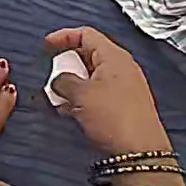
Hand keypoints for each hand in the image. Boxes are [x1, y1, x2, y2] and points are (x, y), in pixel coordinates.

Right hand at [43, 27, 170, 155]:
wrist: (139, 151)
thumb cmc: (114, 117)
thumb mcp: (81, 94)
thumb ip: (63, 81)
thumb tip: (58, 81)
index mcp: (113, 56)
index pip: (86, 34)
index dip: (63, 37)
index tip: (46, 45)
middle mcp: (121, 67)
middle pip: (87, 54)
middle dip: (66, 64)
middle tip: (51, 75)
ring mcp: (124, 86)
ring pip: (91, 75)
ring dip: (72, 83)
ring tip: (58, 97)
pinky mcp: (123, 104)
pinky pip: (97, 92)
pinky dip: (82, 96)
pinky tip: (71, 110)